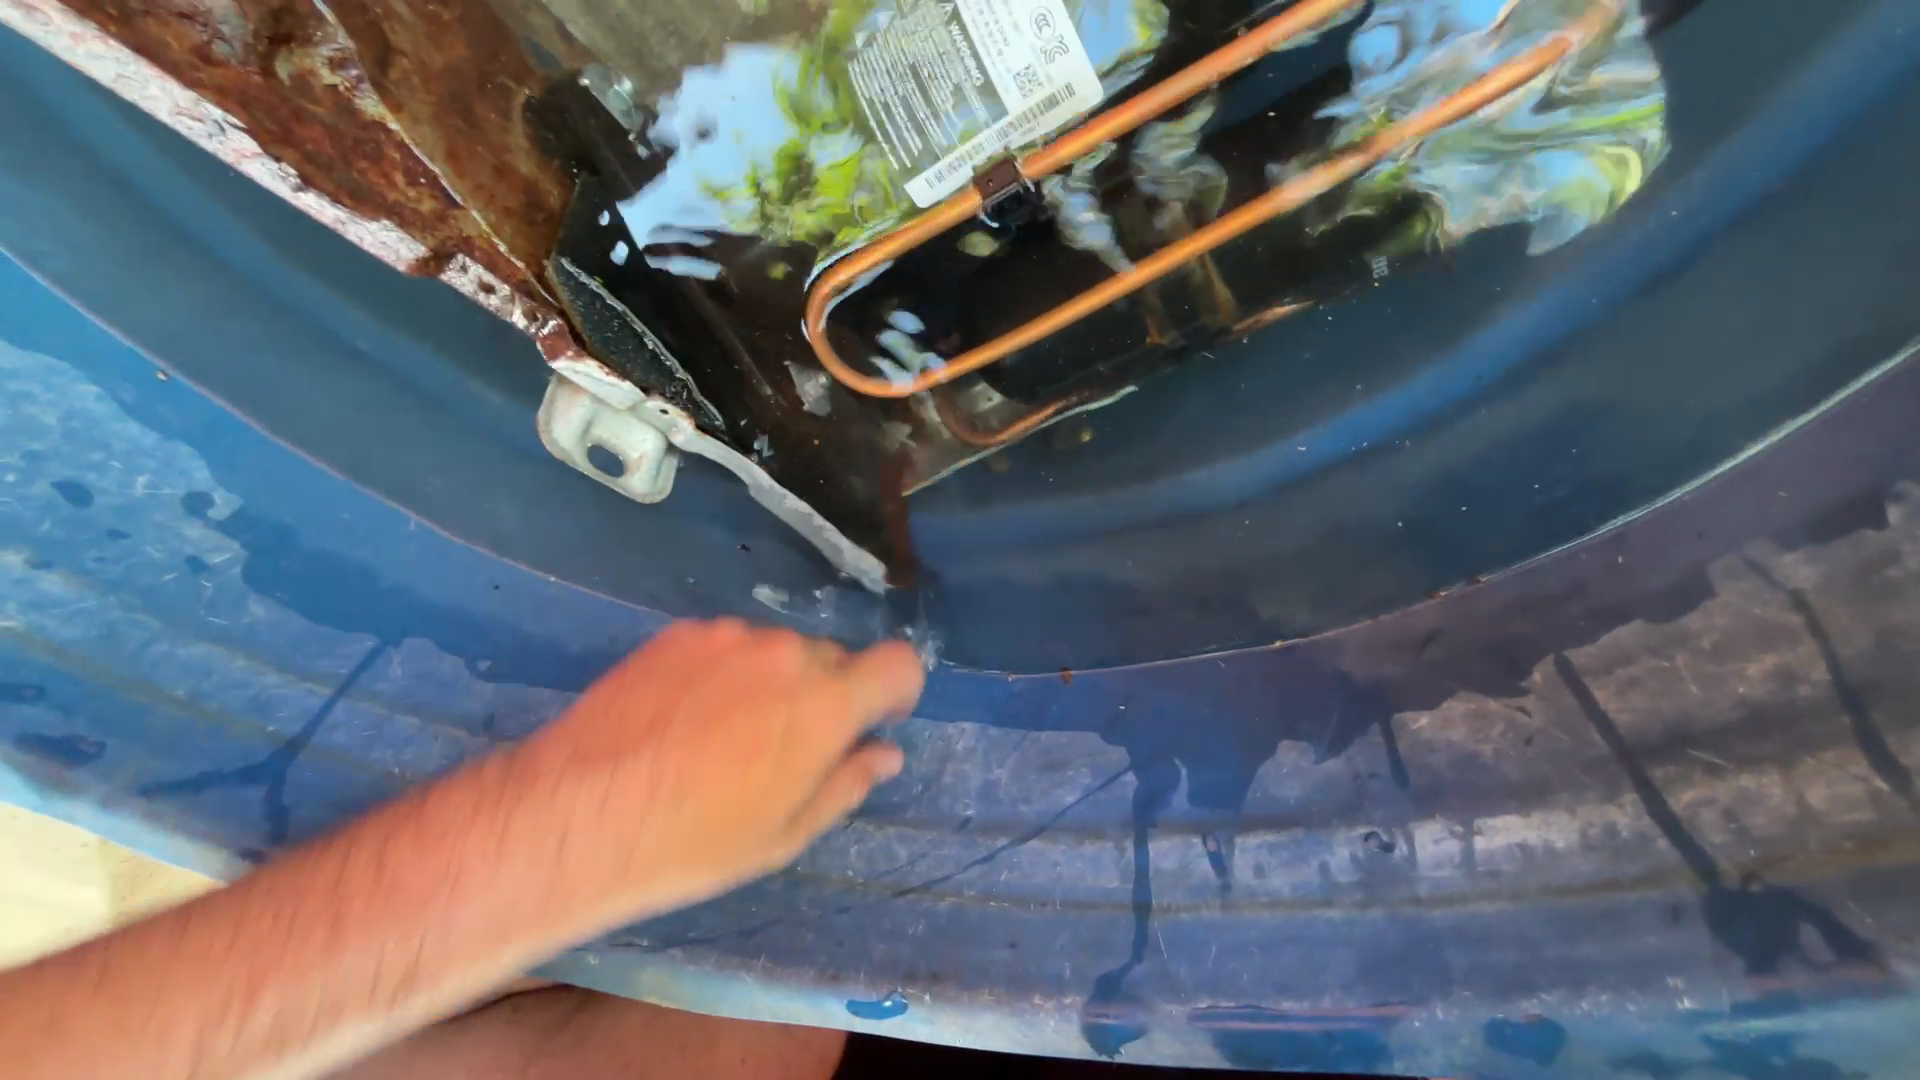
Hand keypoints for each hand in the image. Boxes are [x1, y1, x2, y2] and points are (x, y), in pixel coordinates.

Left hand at [507, 619, 925, 918]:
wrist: (580, 814)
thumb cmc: (697, 841)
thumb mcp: (786, 832)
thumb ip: (848, 782)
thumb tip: (886, 754)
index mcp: (827, 704)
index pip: (899, 663)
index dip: (897, 690)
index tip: (875, 719)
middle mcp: (788, 654)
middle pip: (835, 659)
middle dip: (828, 695)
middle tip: (787, 745)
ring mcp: (731, 637)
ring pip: (779, 652)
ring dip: (775, 681)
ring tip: (725, 733)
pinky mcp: (682, 633)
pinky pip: (729, 645)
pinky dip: (727, 671)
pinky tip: (685, 715)